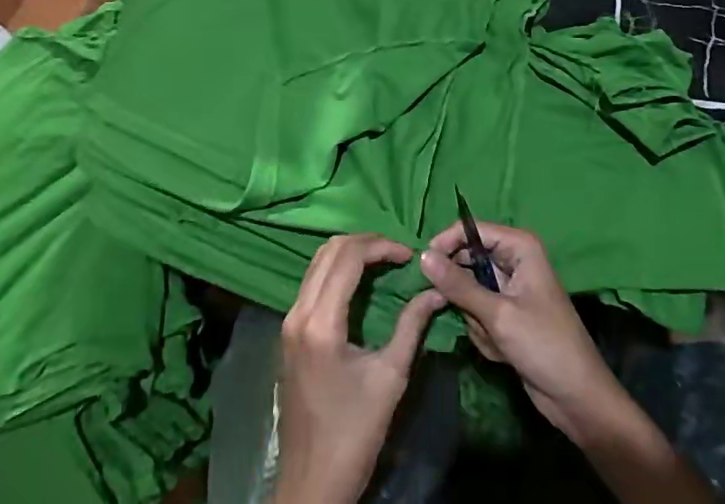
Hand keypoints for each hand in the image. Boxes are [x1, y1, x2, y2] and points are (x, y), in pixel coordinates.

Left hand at [274, 235, 446, 503]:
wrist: (312, 482)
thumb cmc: (355, 432)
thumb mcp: (391, 376)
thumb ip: (411, 325)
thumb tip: (436, 291)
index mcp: (320, 323)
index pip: (348, 257)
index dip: (382, 246)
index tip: (410, 256)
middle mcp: (297, 315)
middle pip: (328, 251)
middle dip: (366, 243)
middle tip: (398, 254)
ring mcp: (288, 324)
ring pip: (316, 263)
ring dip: (350, 254)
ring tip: (384, 262)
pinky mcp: (289, 334)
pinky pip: (312, 283)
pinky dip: (337, 271)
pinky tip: (362, 283)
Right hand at [418, 221, 629, 441]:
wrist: (575, 395)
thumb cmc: (543, 345)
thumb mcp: (497, 315)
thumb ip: (458, 285)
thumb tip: (423, 256)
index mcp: (520, 246)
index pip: (470, 230)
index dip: (445, 244)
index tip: (421, 267)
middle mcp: (514, 259)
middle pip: (467, 261)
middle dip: (464, 294)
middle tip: (472, 317)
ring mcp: (510, 287)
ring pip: (469, 292)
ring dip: (476, 320)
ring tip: (498, 339)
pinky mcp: (506, 313)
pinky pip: (478, 313)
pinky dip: (484, 333)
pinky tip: (503, 352)